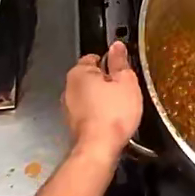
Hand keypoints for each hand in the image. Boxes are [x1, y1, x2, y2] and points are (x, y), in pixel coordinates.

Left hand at [63, 41, 141, 157]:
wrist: (99, 148)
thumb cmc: (112, 115)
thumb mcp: (126, 81)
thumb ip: (120, 61)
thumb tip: (117, 46)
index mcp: (79, 72)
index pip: (94, 57)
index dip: (111, 62)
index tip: (122, 70)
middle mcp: (69, 88)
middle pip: (91, 77)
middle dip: (107, 81)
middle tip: (124, 90)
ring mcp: (69, 107)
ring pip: (90, 95)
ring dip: (103, 99)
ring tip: (120, 107)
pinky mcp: (73, 124)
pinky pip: (89, 111)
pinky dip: (98, 113)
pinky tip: (111, 120)